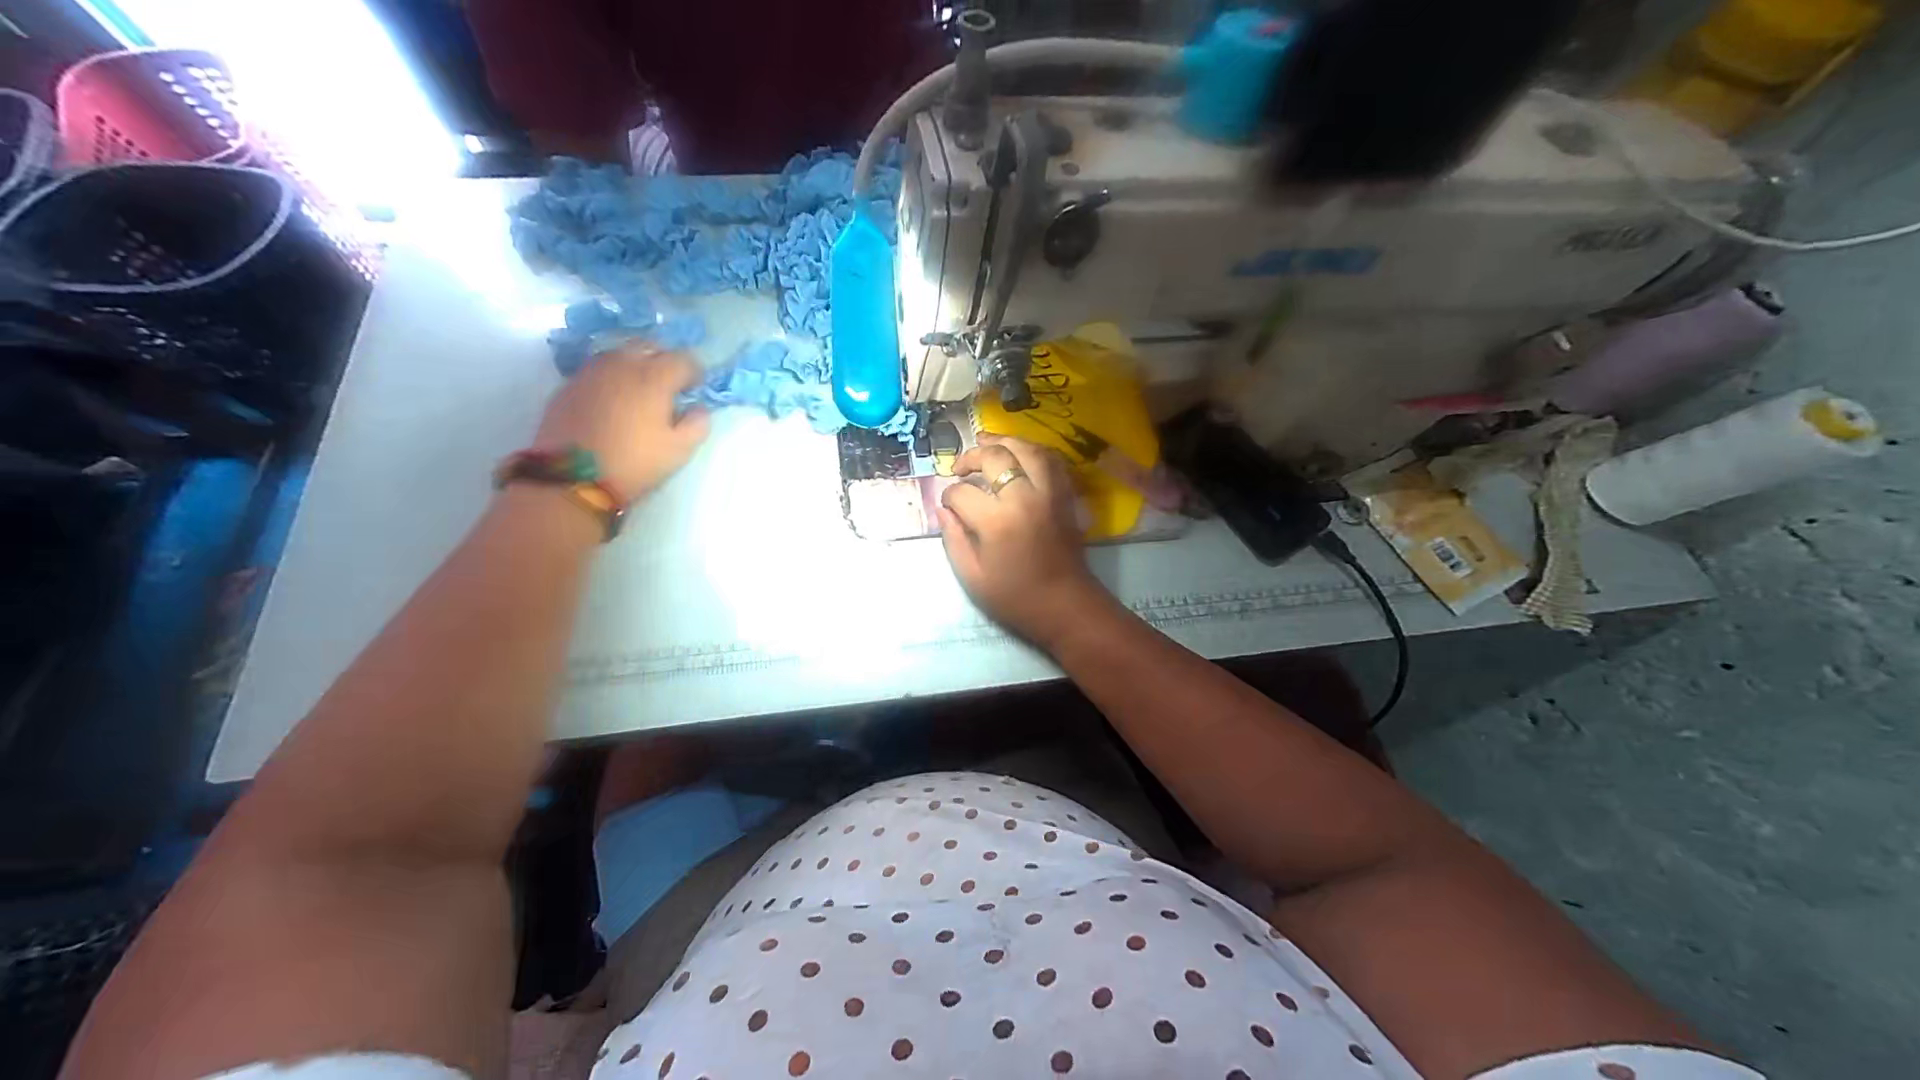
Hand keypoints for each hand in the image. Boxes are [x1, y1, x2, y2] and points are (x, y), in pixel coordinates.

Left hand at [533, 345, 709, 499]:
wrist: (570, 477)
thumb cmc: (633, 463)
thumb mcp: (678, 451)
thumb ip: (697, 425)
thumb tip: (699, 409)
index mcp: (654, 378)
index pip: (684, 359)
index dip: (695, 372)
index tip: (696, 389)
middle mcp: (623, 364)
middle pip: (650, 346)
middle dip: (665, 359)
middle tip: (670, 383)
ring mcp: (593, 371)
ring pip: (621, 353)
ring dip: (636, 363)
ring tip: (641, 387)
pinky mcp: (570, 384)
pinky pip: (598, 368)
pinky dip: (612, 375)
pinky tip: (613, 396)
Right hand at [938, 436, 1114, 648]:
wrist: (1065, 606)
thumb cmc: (1015, 597)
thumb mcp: (972, 576)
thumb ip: (953, 538)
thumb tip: (943, 510)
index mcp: (997, 521)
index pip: (963, 492)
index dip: (949, 495)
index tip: (948, 505)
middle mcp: (1025, 498)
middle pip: (996, 457)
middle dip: (972, 456)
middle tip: (961, 468)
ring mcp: (1050, 493)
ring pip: (1028, 449)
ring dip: (1005, 441)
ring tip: (987, 444)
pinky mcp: (1066, 495)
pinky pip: (1052, 460)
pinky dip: (1033, 451)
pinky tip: (1019, 455)